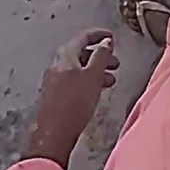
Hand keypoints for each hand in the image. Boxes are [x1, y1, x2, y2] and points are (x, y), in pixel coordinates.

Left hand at [26, 29, 119, 167]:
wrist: (53, 135)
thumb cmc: (75, 102)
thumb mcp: (93, 76)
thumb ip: (101, 56)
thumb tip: (106, 41)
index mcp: (65, 56)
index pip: (83, 37)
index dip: (99, 34)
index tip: (112, 37)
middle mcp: (58, 64)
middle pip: (81, 53)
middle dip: (100, 55)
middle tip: (115, 62)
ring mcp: (55, 80)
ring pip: (79, 68)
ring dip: (96, 70)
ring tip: (111, 79)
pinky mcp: (55, 94)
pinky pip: (75, 79)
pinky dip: (88, 80)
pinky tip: (97, 90)